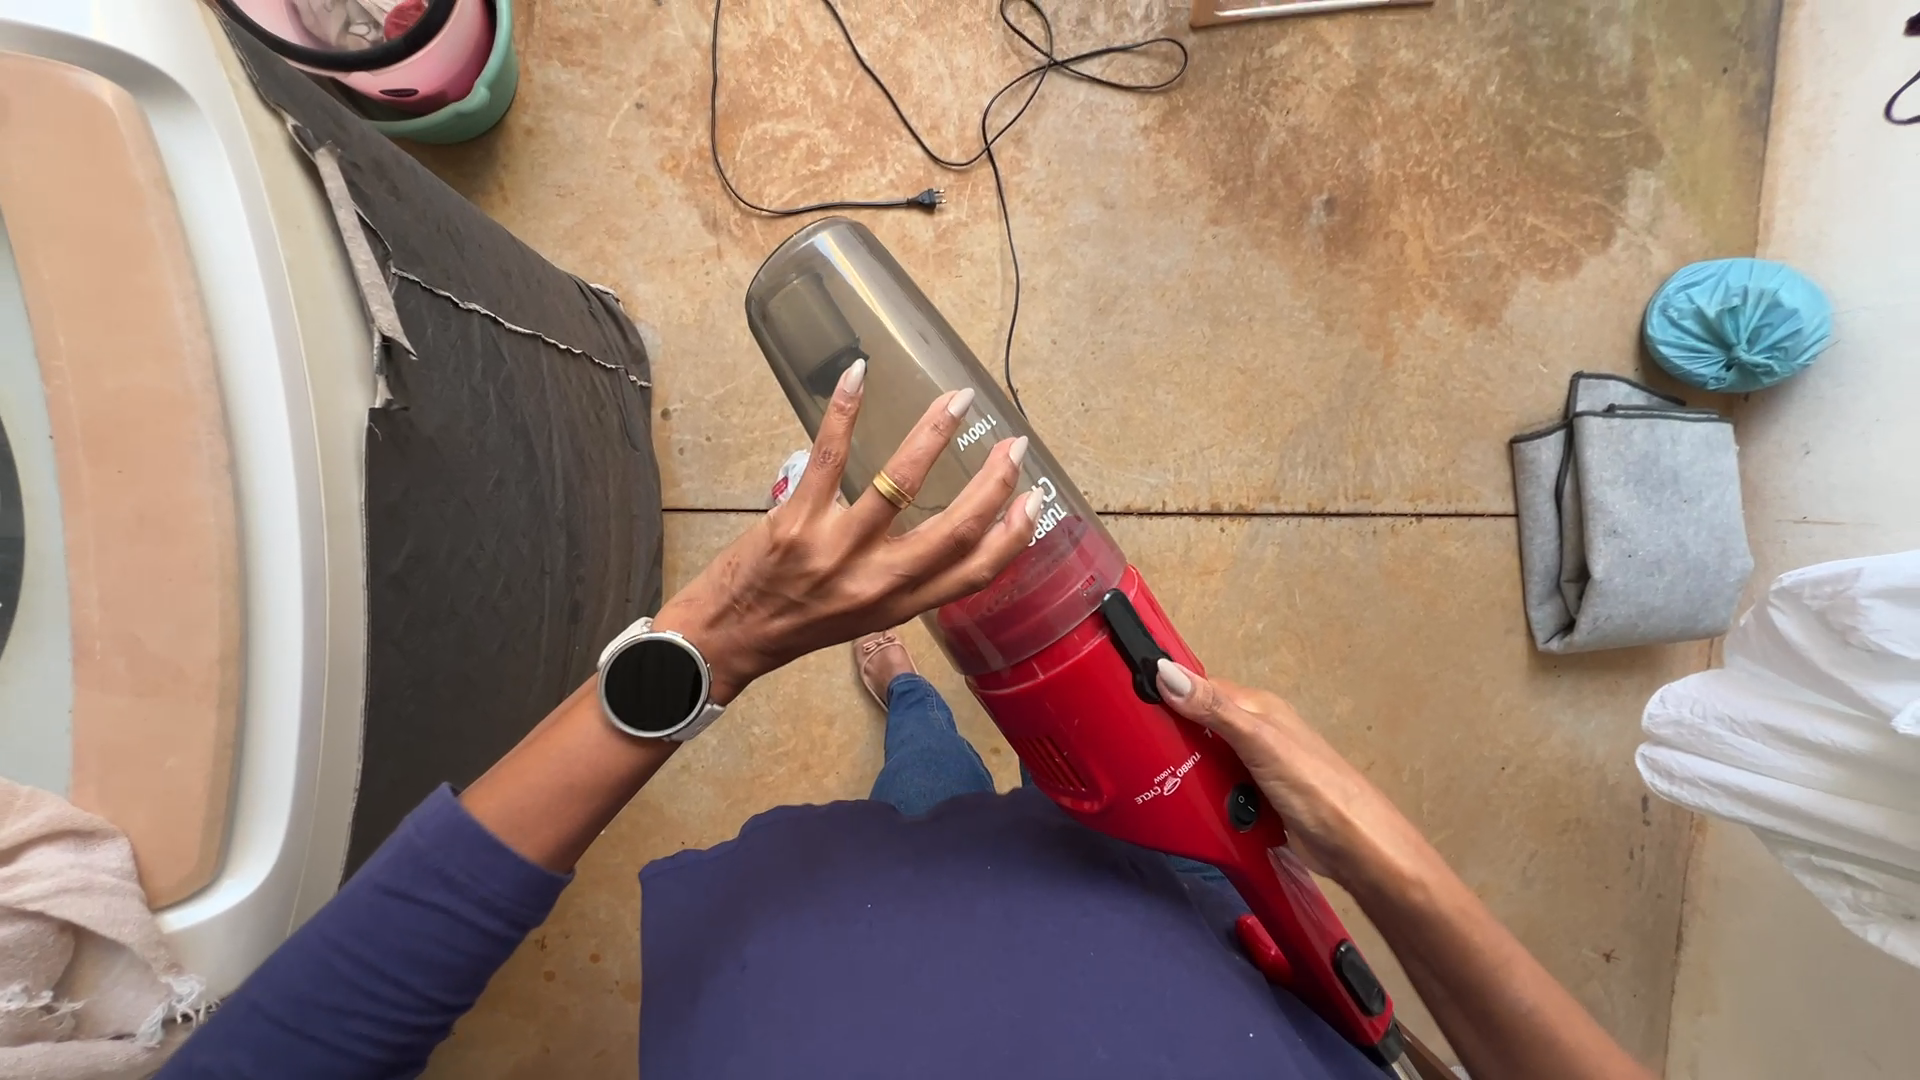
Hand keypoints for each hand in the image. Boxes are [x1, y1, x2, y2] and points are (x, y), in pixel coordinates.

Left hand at [656, 360, 1042, 703]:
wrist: (726, 640)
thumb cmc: (797, 624)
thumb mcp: (864, 615)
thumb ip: (905, 579)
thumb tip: (941, 531)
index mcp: (899, 605)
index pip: (975, 573)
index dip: (1014, 535)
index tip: (1036, 499)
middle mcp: (877, 583)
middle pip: (954, 531)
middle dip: (993, 483)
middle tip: (1013, 443)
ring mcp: (836, 551)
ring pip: (900, 485)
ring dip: (933, 435)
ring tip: (956, 400)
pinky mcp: (796, 522)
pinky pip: (829, 457)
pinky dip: (845, 410)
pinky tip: (858, 375)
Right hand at [1153, 660, 1438, 895]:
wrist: (1357, 851)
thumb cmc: (1319, 789)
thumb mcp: (1259, 742)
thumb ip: (1213, 709)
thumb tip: (1166, 671)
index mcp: (1255, 707)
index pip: (1198, 685)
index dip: (1166, 687)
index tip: (1128, 692)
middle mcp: (1251, 731)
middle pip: (1195, 722)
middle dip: (1168, 730)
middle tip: (1131, 739)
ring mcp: (1250, 765)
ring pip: (1200, 756)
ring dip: (1181, 765)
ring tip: (1147, 770)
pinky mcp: (1249, 797)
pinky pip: (1210, 786)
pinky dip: (1195, 791)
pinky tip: (1179, 798)